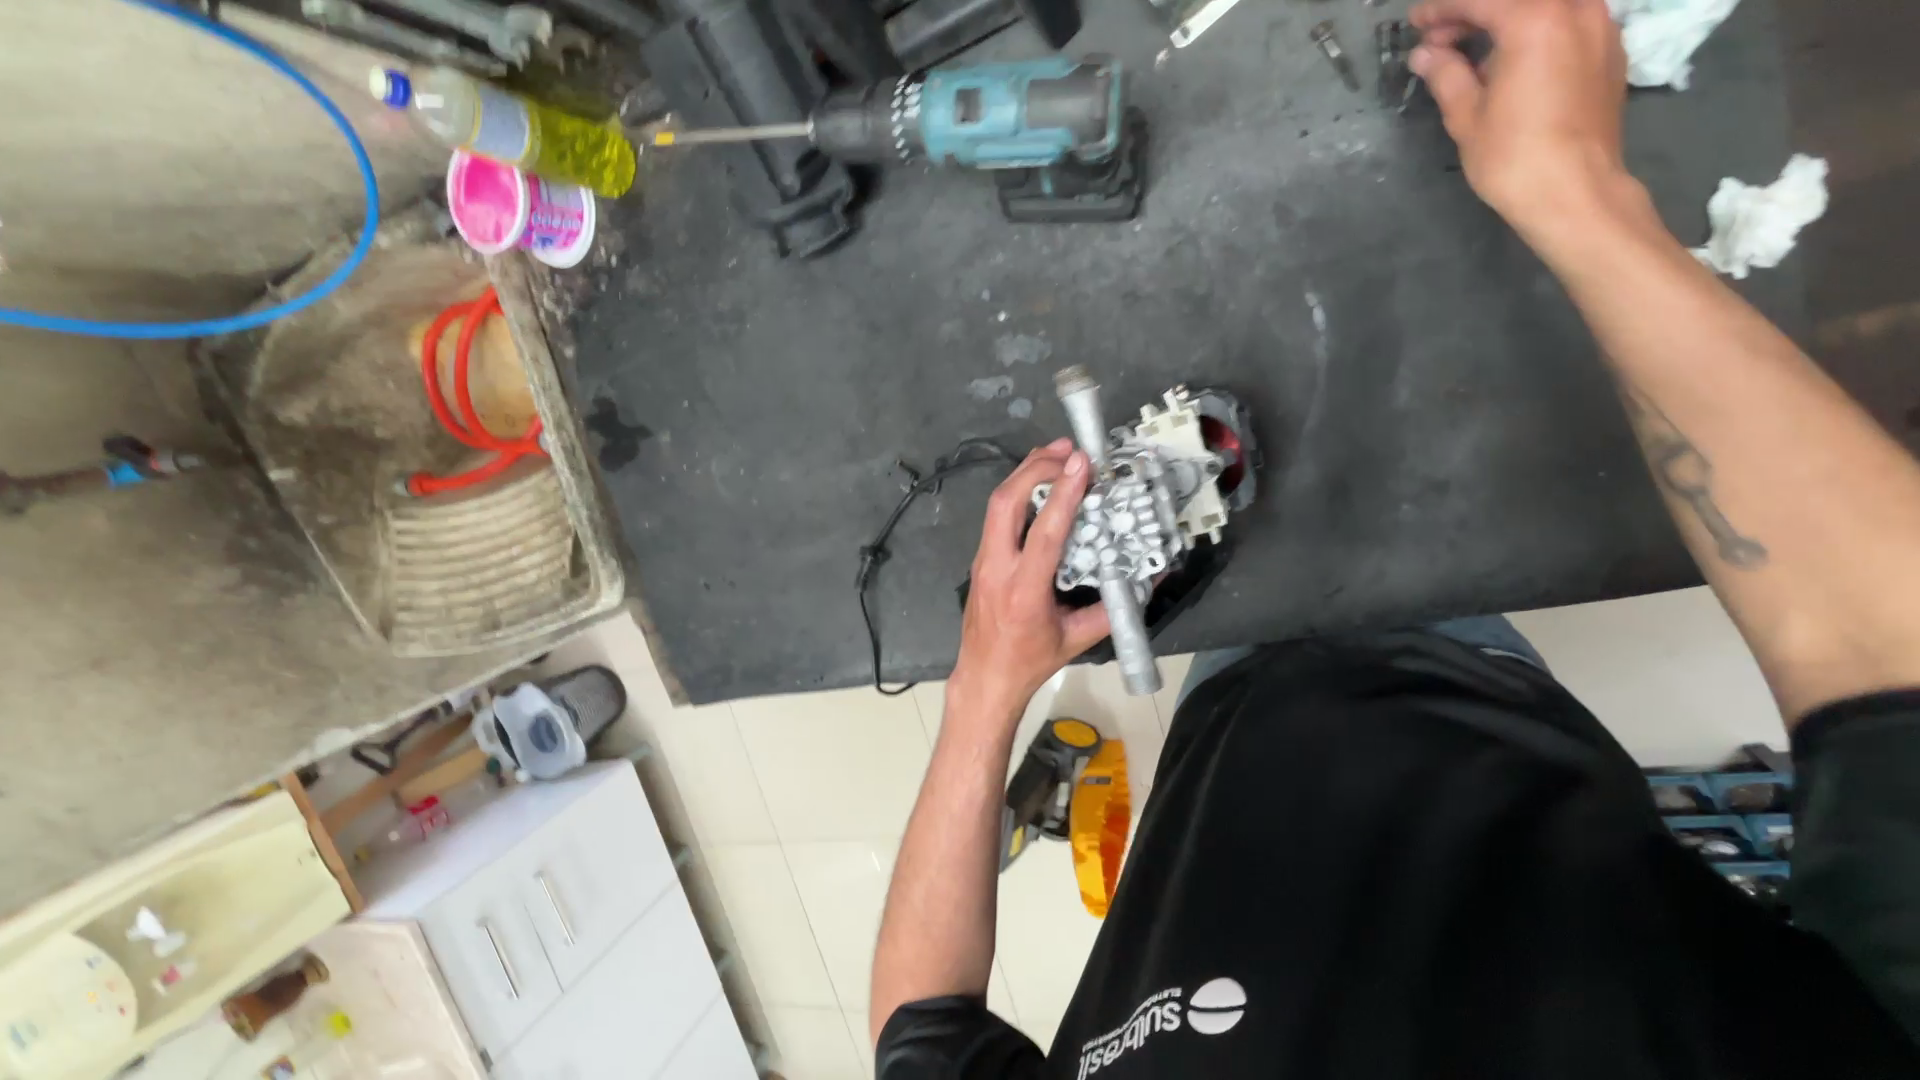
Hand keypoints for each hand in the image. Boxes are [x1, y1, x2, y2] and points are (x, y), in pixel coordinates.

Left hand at [948, 439, 1111, 726]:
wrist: (984, 677)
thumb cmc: (1031, 661)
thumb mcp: (1078, 639)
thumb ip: (1115, 608)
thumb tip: (1151, 578)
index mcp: (1023, 592)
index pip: (1044, 533)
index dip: (1063, 494)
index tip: (1082, 462)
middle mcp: (996, 569)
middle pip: (1005, 503)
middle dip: (1035, 468)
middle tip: (1069, 450)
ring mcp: (982, 561)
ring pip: (996, 504)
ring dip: (1025, 473)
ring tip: (1057, 453)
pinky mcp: (980, 558)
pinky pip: (996, 516)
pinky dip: (1017, 491)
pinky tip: (1038, 481)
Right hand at [1409, 0, 1640, 237]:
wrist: (1574, 189)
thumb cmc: (1512, 157)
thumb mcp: (1466, 116)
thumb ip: (1447, 75)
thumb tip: (1426, 54)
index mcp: (1535, 21)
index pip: (1480, 0)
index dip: (1442, 9)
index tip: (1417, 22)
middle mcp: (1576, 10)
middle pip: (1516, 1)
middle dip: (1475, 12)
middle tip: (1441, 41)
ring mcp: (1601, 26)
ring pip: (1546, 8)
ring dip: (1508, 21)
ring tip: (1476, 53)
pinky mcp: (1611, 50)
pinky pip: (1569, 22)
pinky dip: (1537, 31)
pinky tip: (1513, 62)